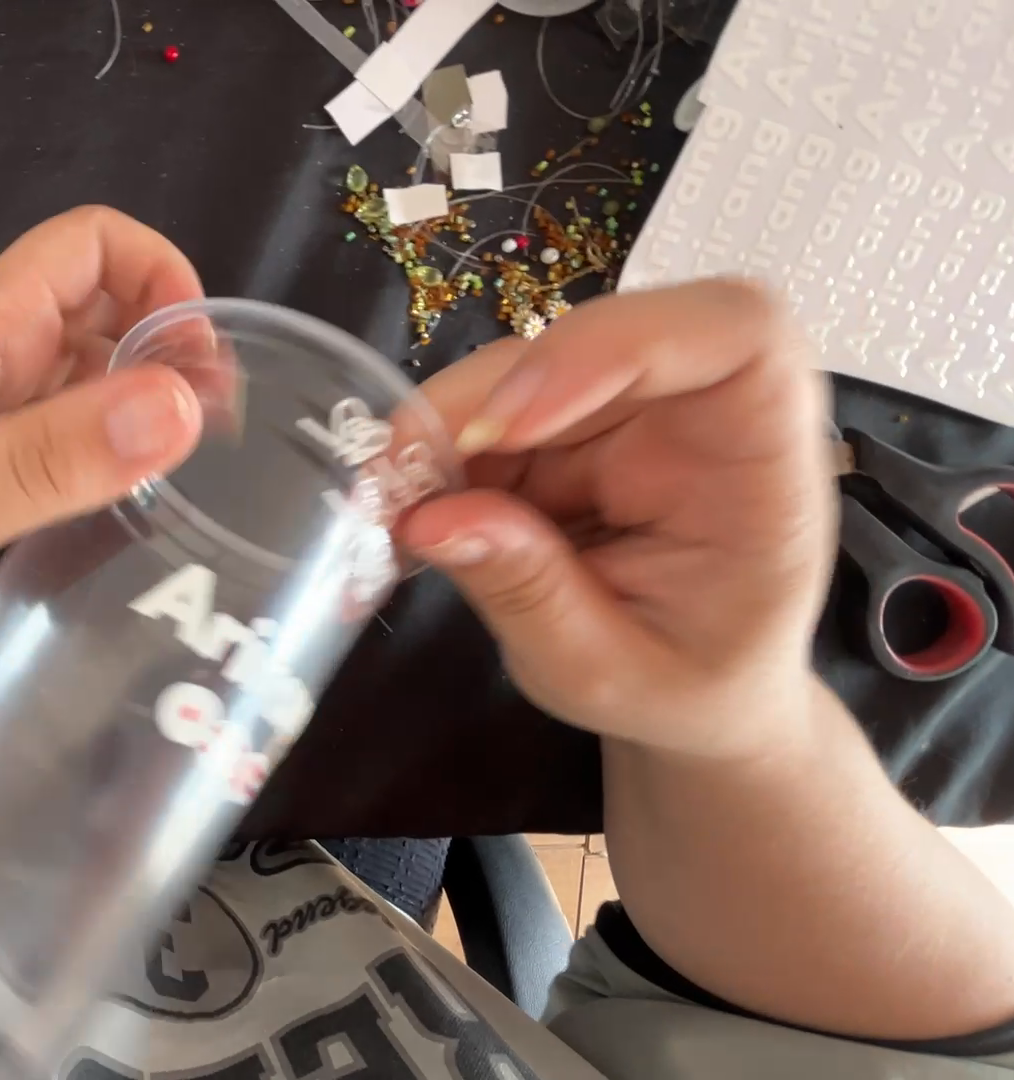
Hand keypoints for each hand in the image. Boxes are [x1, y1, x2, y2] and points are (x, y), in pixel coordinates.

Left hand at [0, 206, 206, 631]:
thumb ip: (58, 455)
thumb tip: (179, 406)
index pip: (86, 243)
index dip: (158, 272)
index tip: (197, 355)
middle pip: (95, 297)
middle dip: (164, 337)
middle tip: (209, 420)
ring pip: (80, 360)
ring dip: (137, 389)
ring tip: (181, 456)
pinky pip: (55, 414)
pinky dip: (100, 431)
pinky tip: (116, 479)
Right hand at [396, 281, 836, 759]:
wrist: (682, 695)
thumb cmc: (679, 687)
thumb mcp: (600, 670)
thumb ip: (527, 594)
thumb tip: (426, 520)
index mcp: (753, 467)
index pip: (729, 335)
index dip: (609, 348)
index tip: (501, 429)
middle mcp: (683, 421)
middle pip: (579, 346)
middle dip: (469, 403)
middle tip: (390, 479)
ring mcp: (611, 424)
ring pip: (509, 376)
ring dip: (431, 435)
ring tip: (383, 510)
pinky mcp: (550, 441)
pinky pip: (473, 420)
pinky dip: (423, 460)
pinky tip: (399, 512)